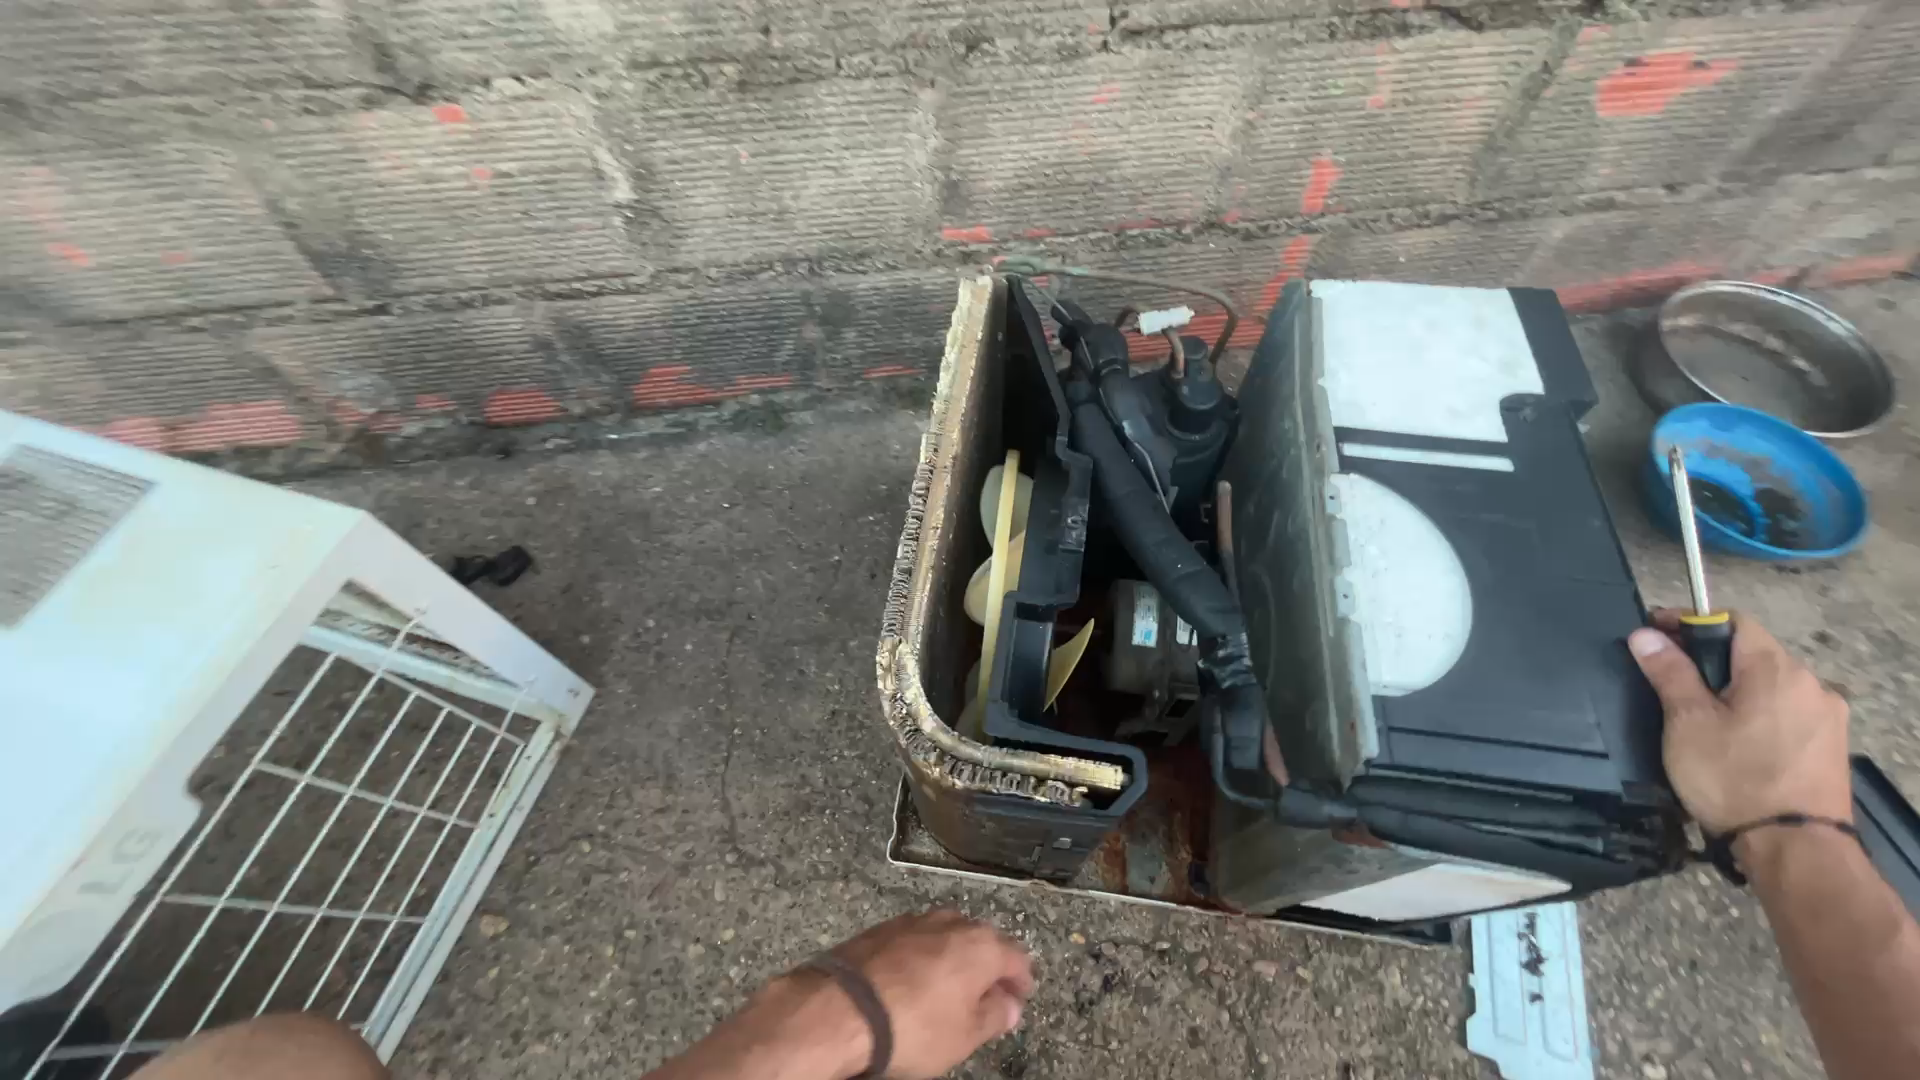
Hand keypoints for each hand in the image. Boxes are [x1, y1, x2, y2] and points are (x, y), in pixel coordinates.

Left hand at [822, 910, 1033, 1079]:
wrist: (844, 1007)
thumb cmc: (914, 1025)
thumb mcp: (964, 1036)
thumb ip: (994, 1016)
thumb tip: (1010, 1004)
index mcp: (981, 945)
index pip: (1016, 957)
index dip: (1022, 980)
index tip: (1021, 997)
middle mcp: (954, 922)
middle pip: (984, 940)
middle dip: (991, 965)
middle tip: (991, 994)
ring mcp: (918, 919)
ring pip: (950, 935)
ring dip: (958, 957)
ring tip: (954, 986)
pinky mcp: (886, 926)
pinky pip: (920, 938)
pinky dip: (927, 954)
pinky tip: (919, 977)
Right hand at [1628, 610, 1851, 835]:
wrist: (1792, 845)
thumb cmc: (1731, 775)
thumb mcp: (1686, 720)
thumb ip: (1669, 672)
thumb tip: (1647, 635)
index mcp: (1778, 671)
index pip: (1734, 622)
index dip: (1690, 620)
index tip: (1652, 631)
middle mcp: (1812, 686)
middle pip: (1752, 651)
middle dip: (1706, 655)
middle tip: (1663, 672)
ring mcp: (1827, 717)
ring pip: (1768, 682)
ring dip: (1729, 683)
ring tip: (1691, 706)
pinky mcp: (1828, 744)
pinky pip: (1783, 707)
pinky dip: (1751, 706)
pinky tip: (1728, 731)